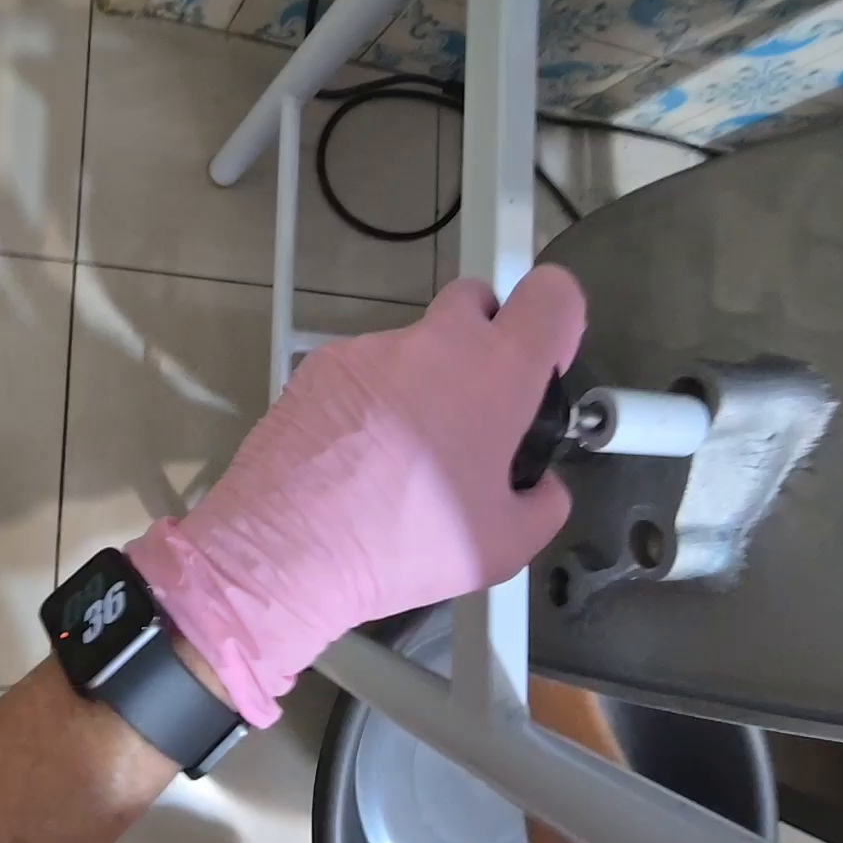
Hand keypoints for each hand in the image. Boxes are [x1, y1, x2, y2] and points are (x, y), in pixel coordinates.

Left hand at [127, 266, 585, 725]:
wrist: (285, 547)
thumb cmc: (404, 544)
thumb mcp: (505, 545)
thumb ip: (544, 502)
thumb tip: (540, 485)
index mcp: (494, 372)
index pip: (552, 294)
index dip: (557, 321)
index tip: (541, 365)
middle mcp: (432, 342)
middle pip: (476, 300)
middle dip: (485, 337)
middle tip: (473, 406)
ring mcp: (369, 347)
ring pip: (413, 345)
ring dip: (418, 380)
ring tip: (396, 453)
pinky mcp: (319, 363)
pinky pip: (362, 369)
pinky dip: (368, 398)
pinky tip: (350, 453)